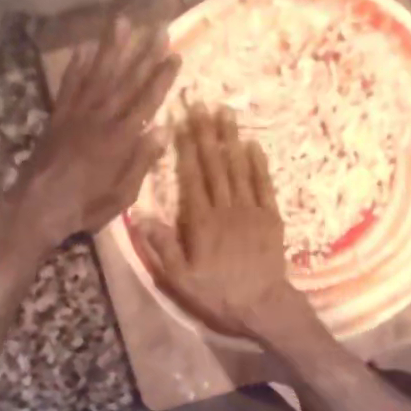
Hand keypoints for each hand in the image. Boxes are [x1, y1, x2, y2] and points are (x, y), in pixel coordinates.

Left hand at [0, 16, 179, 253]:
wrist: (39, 203)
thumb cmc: (86, 206)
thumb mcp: (123, 193)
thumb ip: (142, 161)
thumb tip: (162, 130)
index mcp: (122, 138)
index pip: (148, 100)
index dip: (162, 77)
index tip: (175, 54)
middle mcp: (101, 117)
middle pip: (127, 79)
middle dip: (145, 53)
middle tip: (159, 27)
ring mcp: (77, 113)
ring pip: (98, 73)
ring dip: (112, 47)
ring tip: (123, 21)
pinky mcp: (58, 116)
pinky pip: (69, 84)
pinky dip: (76, 65)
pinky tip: (83, 47)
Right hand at [135, 104, 309, 341]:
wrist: (263, 306)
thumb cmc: (217, 295)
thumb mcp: (180, 279)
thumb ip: (161, 246)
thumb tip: (139, 215)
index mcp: (201, 222)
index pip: (192, 177)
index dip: (186, 148)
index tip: (181, 122)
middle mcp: (225, 208)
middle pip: (215, 165)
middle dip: (206, 133)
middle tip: (201, 104)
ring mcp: (251, 210)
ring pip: (238, 168)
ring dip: (230, 139)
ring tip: (224, 112)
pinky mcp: (271, 217)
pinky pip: (263, 184)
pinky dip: (257, 163)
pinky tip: (251, 144)